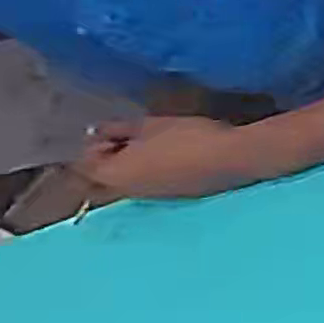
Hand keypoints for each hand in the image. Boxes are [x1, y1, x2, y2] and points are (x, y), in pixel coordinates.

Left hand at [73, 117, 265, 199]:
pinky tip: (184, 159)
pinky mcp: (184, 197)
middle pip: (112, 175)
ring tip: (165, 147)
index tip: (120, 131)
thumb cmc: (189, 137)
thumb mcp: (150, 124)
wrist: (237, 157)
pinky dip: (164, 173)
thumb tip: (100, 132)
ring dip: (142, 166)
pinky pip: (161, 185)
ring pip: (138, 181)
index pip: (86, 162)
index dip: (99, 144)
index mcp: (112, 175)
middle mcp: (129, 192)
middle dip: (120, 157)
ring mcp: (159, 197)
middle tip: (140, 138)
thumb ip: (118, 129)